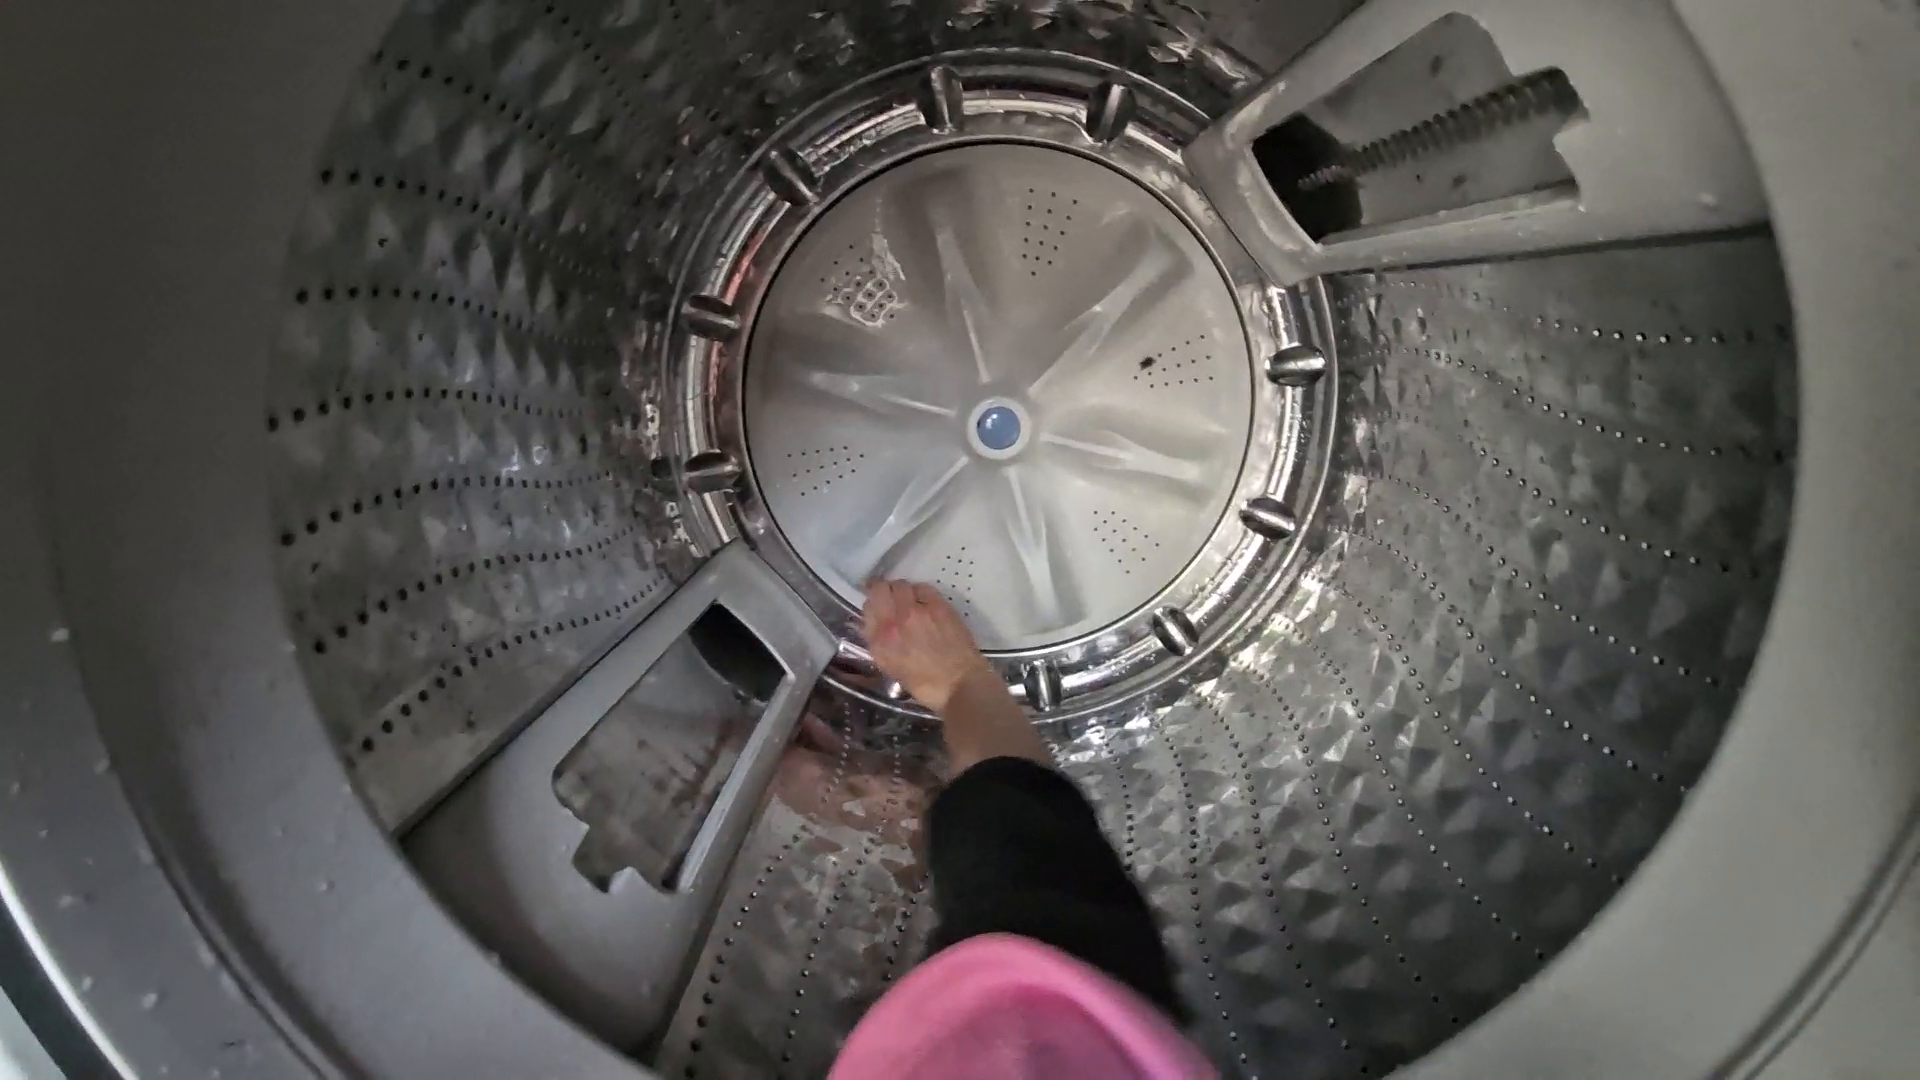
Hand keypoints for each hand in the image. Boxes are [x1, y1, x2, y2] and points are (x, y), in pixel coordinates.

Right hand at [861, 580, 993, 712]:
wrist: (959, 684)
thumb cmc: (925, 684)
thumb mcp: (891, 667)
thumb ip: (880, 642)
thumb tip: (879, 622)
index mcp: (879, 641)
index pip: (867, 607)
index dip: (872, 604)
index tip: (877, 605)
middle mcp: (894, 621)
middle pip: (880, 589)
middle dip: (884, 591)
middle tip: (891, 599)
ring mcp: (917, 611)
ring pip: (901, 585)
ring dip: (902, 591)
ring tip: (909, 601)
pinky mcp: (938, 605)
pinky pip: (923, 588)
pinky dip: (920, 592)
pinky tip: (926, 603)